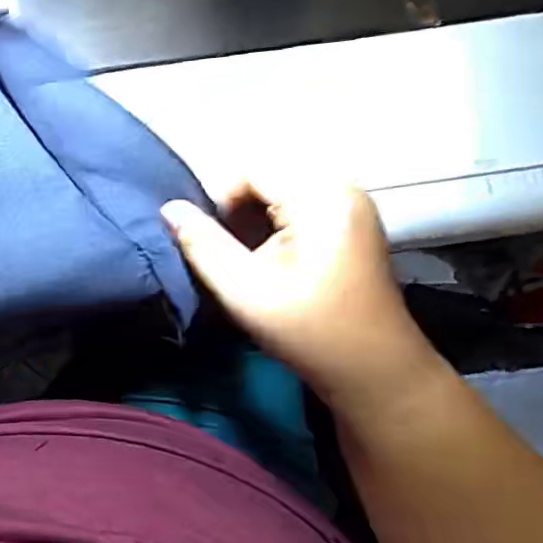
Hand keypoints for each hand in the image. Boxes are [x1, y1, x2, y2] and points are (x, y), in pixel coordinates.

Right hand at [161, 184, 446, 412]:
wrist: (374, 371)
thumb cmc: (309, 331)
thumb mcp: (244, 289)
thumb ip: (202, 244)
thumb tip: (168, 209)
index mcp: (320, 196)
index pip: (249, 171)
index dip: (218, 203)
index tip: (210, 245)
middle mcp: (341, 189)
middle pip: (266, 178)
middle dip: (237, 213)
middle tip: (229, 258)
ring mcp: (351, 206)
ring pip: (280, 194)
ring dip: (254, 222)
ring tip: (250, 263)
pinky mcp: (352, 225)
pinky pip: (300, 208)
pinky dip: (276, 228)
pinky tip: (273, 264)